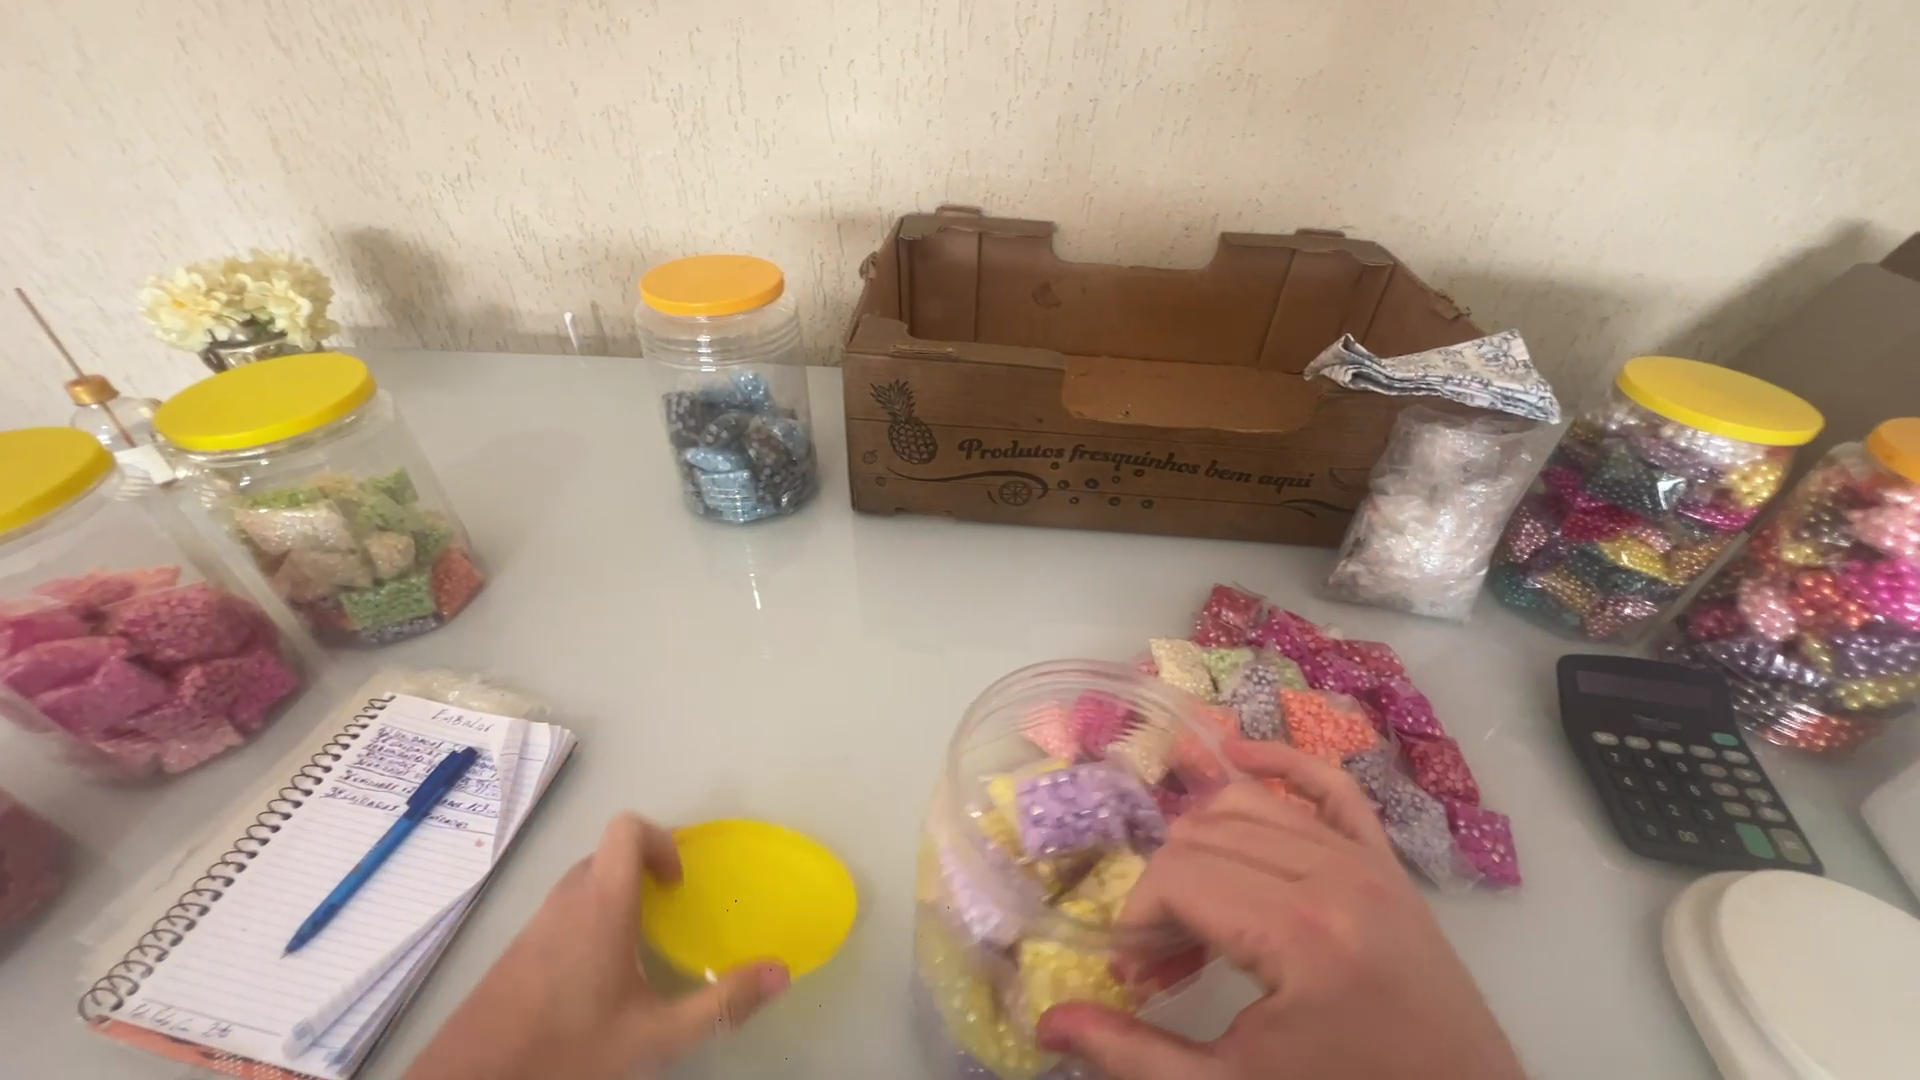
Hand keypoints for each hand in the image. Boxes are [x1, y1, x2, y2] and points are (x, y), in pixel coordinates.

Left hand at [405, 813, 788, 1079]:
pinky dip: (587, 926)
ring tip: (636, 953)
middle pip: (607, 855)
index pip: (628, 829)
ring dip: (615, 899)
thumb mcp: (655, 1039)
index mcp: (601, 905)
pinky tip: (594, 987)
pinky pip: (559, 916)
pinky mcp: (512, 957)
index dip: (661, 841)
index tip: (678, 886)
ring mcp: (532, 928)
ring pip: (582, 885)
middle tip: (667, 916)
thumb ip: (722, 1004)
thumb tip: (782, 972)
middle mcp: (564, 903)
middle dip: (643, 872)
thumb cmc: (565, 1055)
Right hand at [1037, 740, 1524, 1079]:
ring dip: (1200, 844)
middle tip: (1161, 955)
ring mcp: (1365, 859)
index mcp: (1298, 935)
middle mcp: (1331, 875)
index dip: (1137, 919)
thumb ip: (1135, 1055)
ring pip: (1245, 803)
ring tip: (1193, 908)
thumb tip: (1048, 1024)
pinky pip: (1326, 784)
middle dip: (1163, 891)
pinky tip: (1236, 756)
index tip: (1135, 972)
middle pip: (1201, 837)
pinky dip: (1278, 762)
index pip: (1177, 877)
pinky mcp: (1386, 861)